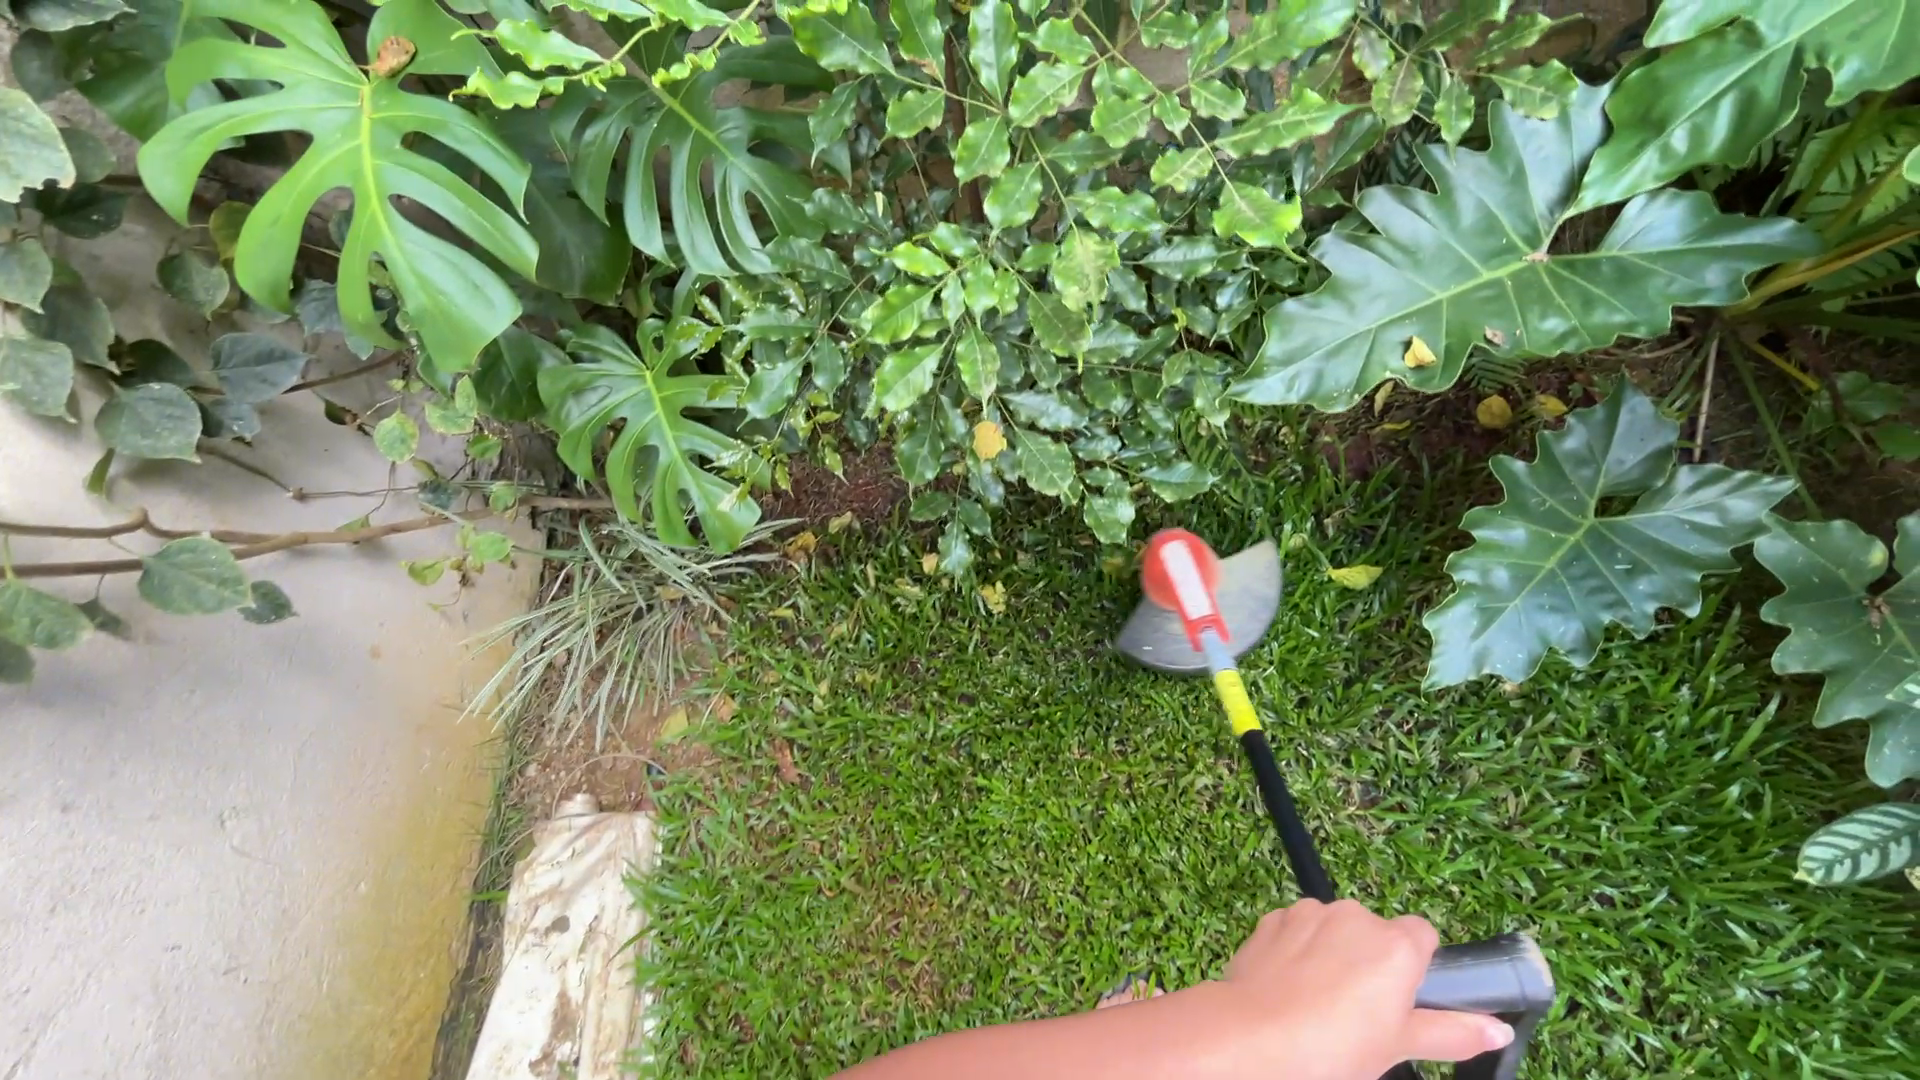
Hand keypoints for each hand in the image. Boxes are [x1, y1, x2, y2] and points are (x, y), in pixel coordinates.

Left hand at [1212, 899, 1514, 1079]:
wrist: (1256, 1034)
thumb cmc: (1338, 1046)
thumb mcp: (1400, 1045)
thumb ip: (1451, 1031)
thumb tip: (1497, 1029)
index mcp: (1395, 943)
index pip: (1422, 934)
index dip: (1418, 963)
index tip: (1405, 995)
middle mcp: (1354, 915)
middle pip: (1374, 931)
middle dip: (1371, 960)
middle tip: (1360, 1009)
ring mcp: (1309, 912)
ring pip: (1333, 928)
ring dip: (1333, 952)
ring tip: (1319, 1001)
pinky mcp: (1273, 917)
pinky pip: (1296, 928)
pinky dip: (1297, 949)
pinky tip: (1289, 985)